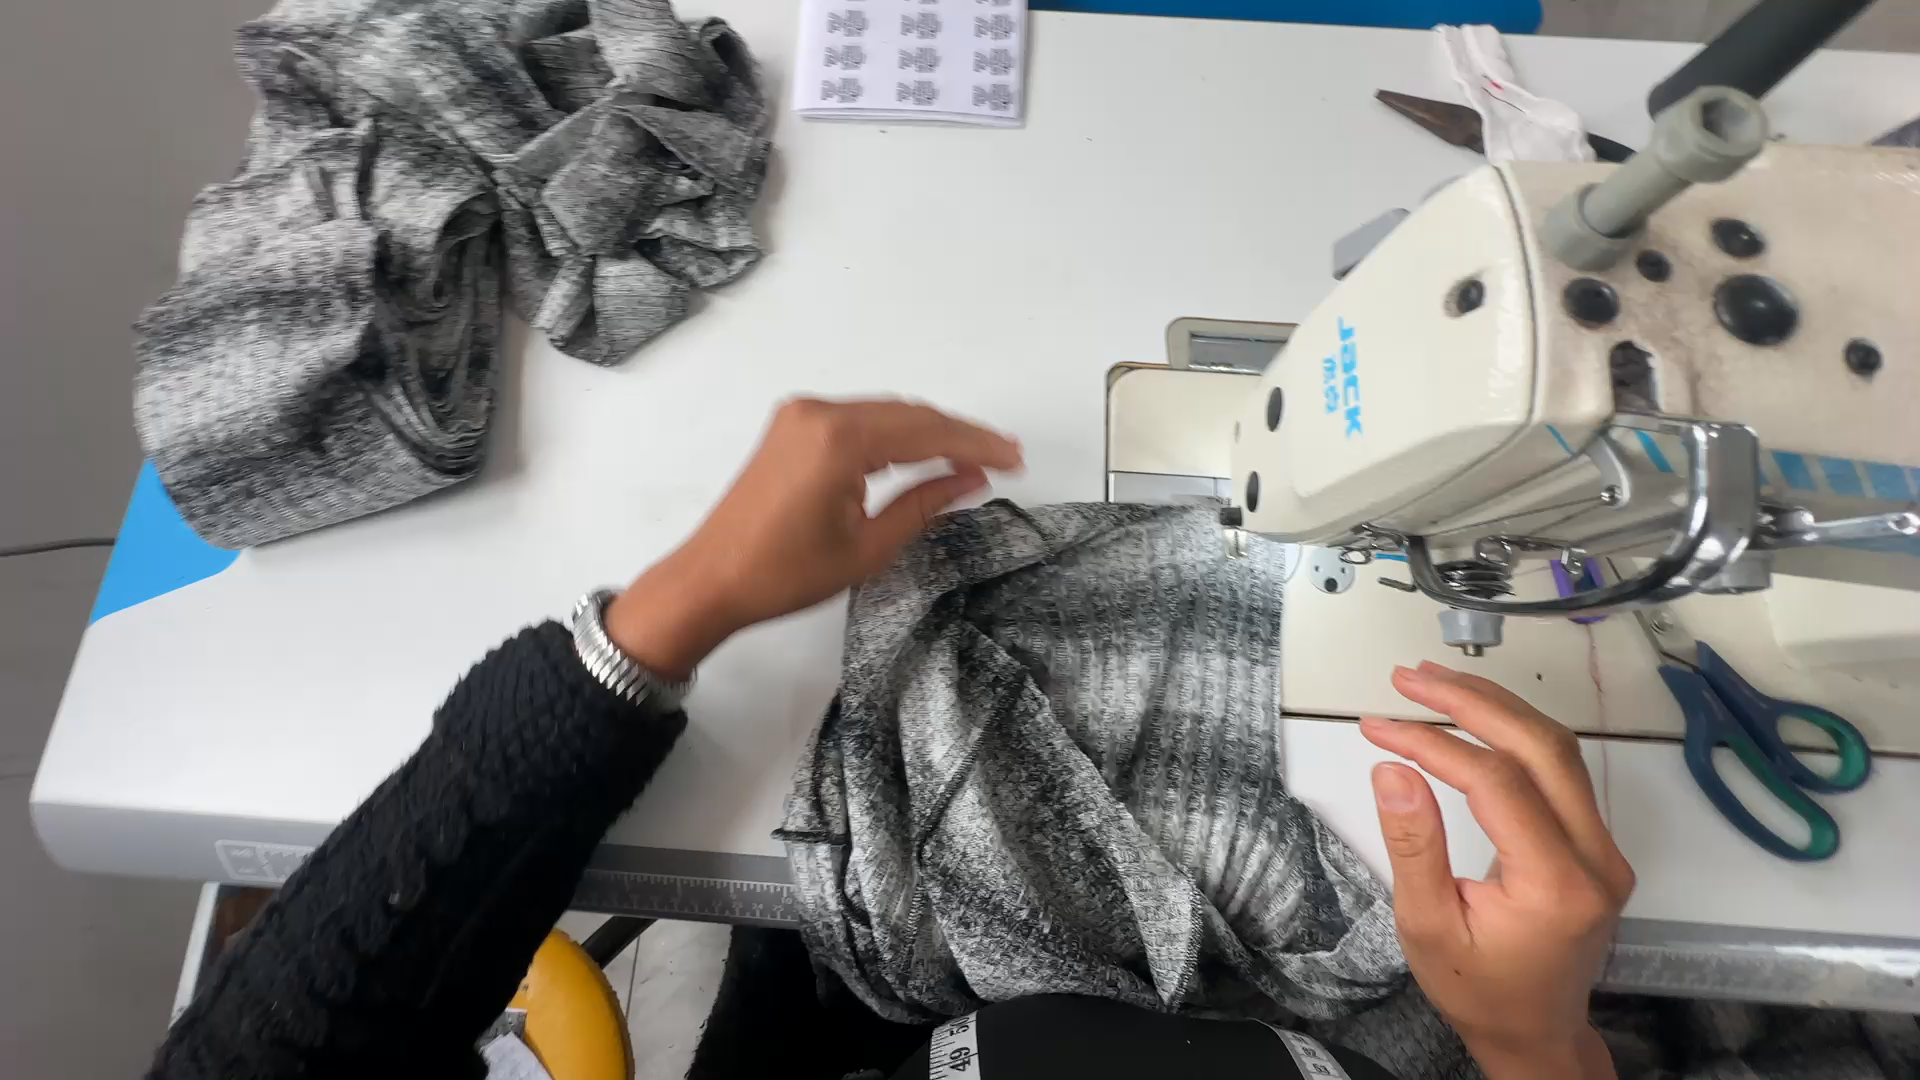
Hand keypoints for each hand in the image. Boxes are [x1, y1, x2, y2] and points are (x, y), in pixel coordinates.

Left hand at [604, 398, 1022, 678]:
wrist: (710, 580)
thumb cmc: (786, 575)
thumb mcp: (869, 547)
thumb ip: (925, 503)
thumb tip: (973, 478)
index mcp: (838, 439)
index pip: (927, 431)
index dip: (977, 444)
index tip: (1016, 459)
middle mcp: (819, 411)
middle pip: (908, 414)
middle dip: (959, 435)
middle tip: (1005, 457)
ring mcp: (801, 414)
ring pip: (885, 414)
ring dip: (929, 432)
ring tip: (974, 457)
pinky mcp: (792, 426)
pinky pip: (859, 420)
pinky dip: (895, 435)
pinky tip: (922, 453)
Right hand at [1360, 662, 1633, 1079]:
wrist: (1535, 1033)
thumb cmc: (1474, 986)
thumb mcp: (1426, 923)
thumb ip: (1413, 845)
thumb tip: (1392, 769)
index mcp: (1556, 883)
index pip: (1494, 782)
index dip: (1430, 743)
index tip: (1375, 727)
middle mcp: (1595, 857)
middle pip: (1540, 748)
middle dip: (1469, 701)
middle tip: (1407, 678)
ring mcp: (1600, 847)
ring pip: (1555, 748)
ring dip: (1491, 704)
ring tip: (1430, 680)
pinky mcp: (1590, 841)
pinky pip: (1555, 766)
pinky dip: (1507, 727)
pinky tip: (1467, 711)